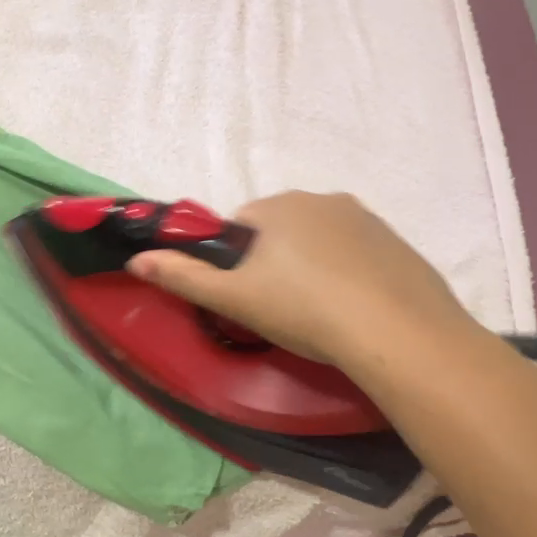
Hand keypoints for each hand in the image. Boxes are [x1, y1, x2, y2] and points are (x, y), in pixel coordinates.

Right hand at [127, 191, 479, 370]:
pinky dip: (348, 273)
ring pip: (320, 240)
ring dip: (312, 265)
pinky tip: (353, 310)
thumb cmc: (305, 311)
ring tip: (319, 313)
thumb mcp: (234, 298)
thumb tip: (136, 259)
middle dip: (274, 261)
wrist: (400, 336)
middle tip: (280, 308)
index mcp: (279, 206)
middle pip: (280, 229)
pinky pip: (357, 253)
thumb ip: (182, 276)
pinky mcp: (399, 244)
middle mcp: (322, 199)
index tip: (249, 295)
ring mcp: (367, 219)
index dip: (236, 262)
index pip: (240, 225)